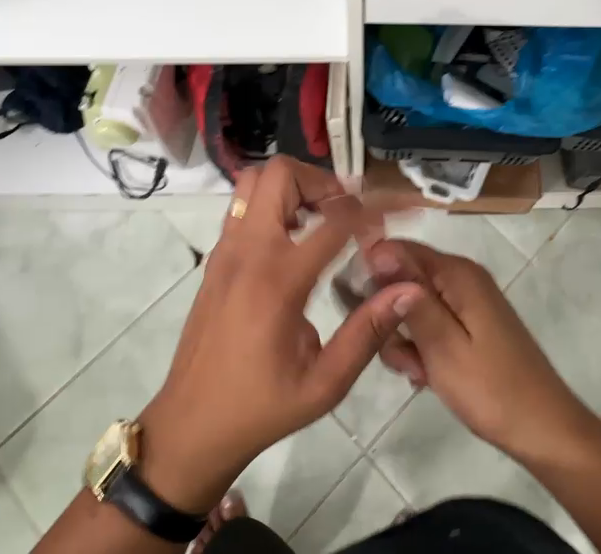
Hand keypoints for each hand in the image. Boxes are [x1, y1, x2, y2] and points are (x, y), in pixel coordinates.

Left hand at [135, 157, 421, 512]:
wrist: (191, 427)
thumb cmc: (262, 408)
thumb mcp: (325, 383)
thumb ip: (368, 332)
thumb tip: (409, 290)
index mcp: (278, 280)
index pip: (335, 220)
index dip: (374, 208)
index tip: (399, 211)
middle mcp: (248, 252)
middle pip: (281, 174)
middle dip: (322, 182)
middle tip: (348, 214)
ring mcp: (225, 251)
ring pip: (256, 181)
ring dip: (294, 187)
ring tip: (321, 221)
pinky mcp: (216, 259)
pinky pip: (243, 206)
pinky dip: (273, 203)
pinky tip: (295, 240)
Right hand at [364, 239, 594, 462]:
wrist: (541, 428)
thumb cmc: (490, 389)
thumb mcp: (443, 347)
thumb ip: (412, 300)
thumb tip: (380, 253)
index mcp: (458, 274)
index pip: (397, 249)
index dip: (372, 274)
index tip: (359, 310)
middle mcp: (463, 277)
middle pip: (404, 277)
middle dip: (390, 313)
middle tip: (400, 353)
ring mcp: (468, 301)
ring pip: (414, 304)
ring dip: (406, 337)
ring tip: (418, 371)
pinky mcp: (471, 324)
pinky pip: (432, 322)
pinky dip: (423, 347)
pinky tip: (427, 375)